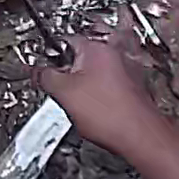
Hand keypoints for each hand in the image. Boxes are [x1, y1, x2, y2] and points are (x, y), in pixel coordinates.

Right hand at [35, 34, 165, 155]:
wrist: (141, 138)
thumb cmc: (110, 114)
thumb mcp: (63, 93)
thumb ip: (44, 76)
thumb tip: (36, 71)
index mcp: (96, 48)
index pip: (63, 41)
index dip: (49, 56)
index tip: (42, 68)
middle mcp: (114, 53)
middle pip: (79, 56)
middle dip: (67, 71)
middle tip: (60, 87)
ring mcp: (126, 69)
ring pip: (93, 71)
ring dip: (82, 84)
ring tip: (78, 101)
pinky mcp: (132, 87)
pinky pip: (106, 84)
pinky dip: (98, 93)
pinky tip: (94, 109)